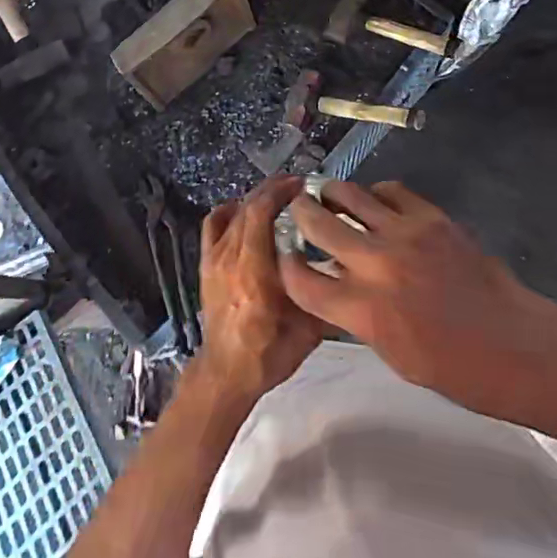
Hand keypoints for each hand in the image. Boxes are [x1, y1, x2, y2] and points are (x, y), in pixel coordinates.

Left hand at [195, 175, 326, 398]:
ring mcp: (215, 260)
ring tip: (278, 196)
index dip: (281, 191)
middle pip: (248, 206)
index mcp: (254, 269)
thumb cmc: (271, 350)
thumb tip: (350, 267)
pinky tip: (244, 210)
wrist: (229, 373)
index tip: (304, 184)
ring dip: (256, 198)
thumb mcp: (310, 326)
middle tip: (298, 184)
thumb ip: (325, 292)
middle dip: (273, 189)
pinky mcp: (206, 265)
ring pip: (233, 212)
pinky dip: (228, 211)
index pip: (261, 212)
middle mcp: (231, 257)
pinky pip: (213, 225)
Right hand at [277, 181, 556, 419]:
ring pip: (351, 195)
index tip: (284, 255)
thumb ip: (356, 314)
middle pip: (319, 223)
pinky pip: (393, 190)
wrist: (511, 343)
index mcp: (360, 310)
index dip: (285, 264)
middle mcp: (374, 264)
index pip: (301, 279)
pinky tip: (376, 201)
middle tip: (298, 208)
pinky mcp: (431, 216)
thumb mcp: (389, 351)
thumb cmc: (451, 367)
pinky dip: (377, 193)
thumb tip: (339, 283)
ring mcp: (404, 233)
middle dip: (301, 214)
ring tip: (328, 194)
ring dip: (333, 194)